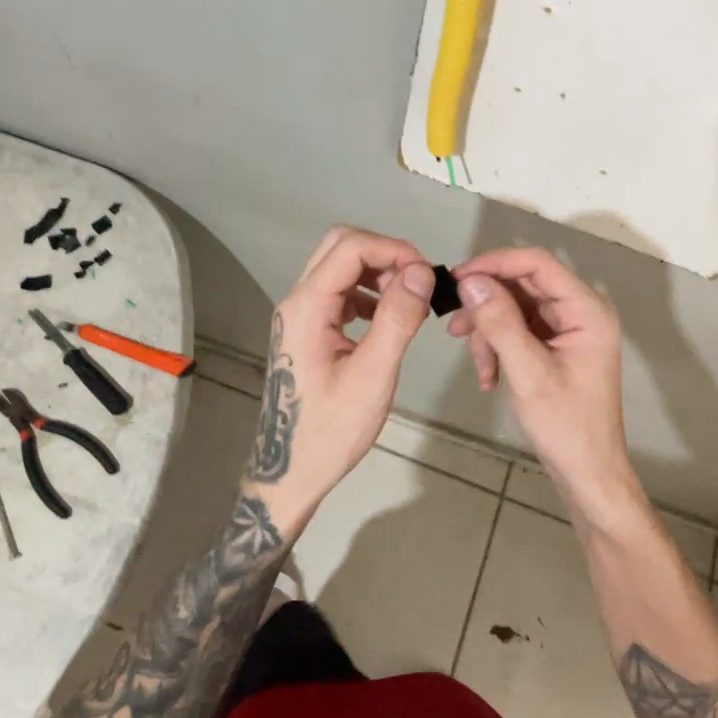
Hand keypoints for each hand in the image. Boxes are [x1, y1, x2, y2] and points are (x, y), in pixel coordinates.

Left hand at [246, 225, 434, 529]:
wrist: (290, 471)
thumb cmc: (331, 430)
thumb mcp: (373, 376)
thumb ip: (396, 319)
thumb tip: (421, 271)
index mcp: (307, 308)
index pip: (351, 247)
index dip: (394, 250)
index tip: (427, 275)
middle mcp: (297, 301)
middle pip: (340, 246)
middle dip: (384, 254)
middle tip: (417, 284)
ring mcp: (298, 315)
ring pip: (338, 266)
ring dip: (376, 271)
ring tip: (408, 302)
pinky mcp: (306, 329)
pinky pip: (337, 291)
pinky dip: (366, 292)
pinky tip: (387, 319)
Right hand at [445, 248, 634, 513]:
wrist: (587, 474)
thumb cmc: (565, 425)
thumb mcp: (527, 373)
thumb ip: (500, 323)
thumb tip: (470, 281)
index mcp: (587, 310)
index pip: (537, 263)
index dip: (495, 263)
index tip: (457, 279)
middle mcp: (580, 310)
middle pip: (523, 284)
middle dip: (487, 305)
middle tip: (455, 327)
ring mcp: (568, 328)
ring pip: (515, 307)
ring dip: (489, 331)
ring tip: (478, 365)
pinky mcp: (555, 345)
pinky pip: (518, 329)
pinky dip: (498, 347)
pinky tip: (488, 377)